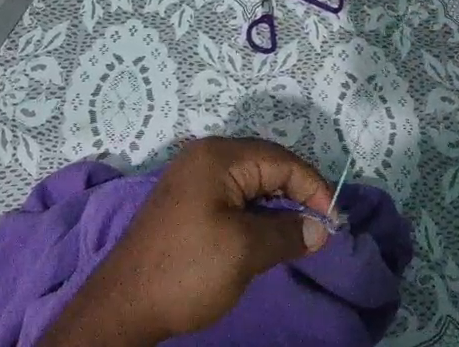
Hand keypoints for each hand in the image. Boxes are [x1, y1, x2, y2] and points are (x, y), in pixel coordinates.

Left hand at [44, 138, 333, 345]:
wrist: (124, 303)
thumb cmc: (187, 269)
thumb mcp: (244, 251)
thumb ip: (287, 233)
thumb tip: (320, 229)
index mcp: (219, 156)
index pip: (281, 160)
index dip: (313, 187)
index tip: (334, 222)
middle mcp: (206, 155)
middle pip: (266, 164)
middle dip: (297, 194)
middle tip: (321, 228)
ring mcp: (193, 176)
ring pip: (251, 181)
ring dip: (278, 204)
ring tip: (300, 234)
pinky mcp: (187, 200)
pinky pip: (234, 194)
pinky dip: (256, 211)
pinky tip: (268, 234)